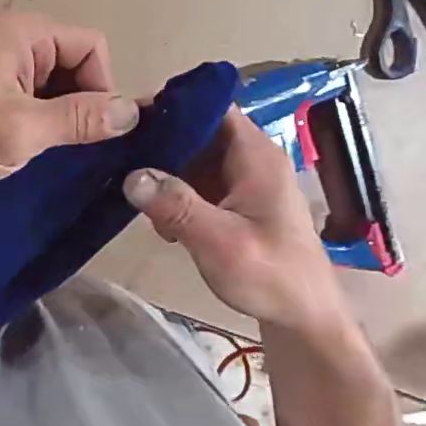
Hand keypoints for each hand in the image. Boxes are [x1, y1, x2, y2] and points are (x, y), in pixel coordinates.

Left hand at [0, 12, 140, 197]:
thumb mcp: (21, 131)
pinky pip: (37, 99)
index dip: (102, 87)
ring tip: (51, 151)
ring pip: (59, 86)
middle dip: (83, 105)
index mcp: (24, 33)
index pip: (92, 47)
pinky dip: (45, 123)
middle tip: (72, 147)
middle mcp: (16, 40)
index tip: (92, 131)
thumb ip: (79, 119)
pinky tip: (35, 150)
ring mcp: (2, 65)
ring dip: (63, 118)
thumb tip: (135, 112)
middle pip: (78, 65)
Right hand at [123, 108, 345, 330]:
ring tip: (130, 188)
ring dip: (167, 171)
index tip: (132, 120)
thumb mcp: (219, 241)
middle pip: (199, 131)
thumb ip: (176, 206)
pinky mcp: (239, 203)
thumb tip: (131, 175)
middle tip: (119, 156)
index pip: (212, 107)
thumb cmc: (271, 276)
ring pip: (196, 158)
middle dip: (162, 142)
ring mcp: (246, 181)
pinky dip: (178, 193)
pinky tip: (158, 217)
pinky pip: (201, 183)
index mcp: (255, 154)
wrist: (305, 318)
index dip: (174, 107)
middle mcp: (252, 158)